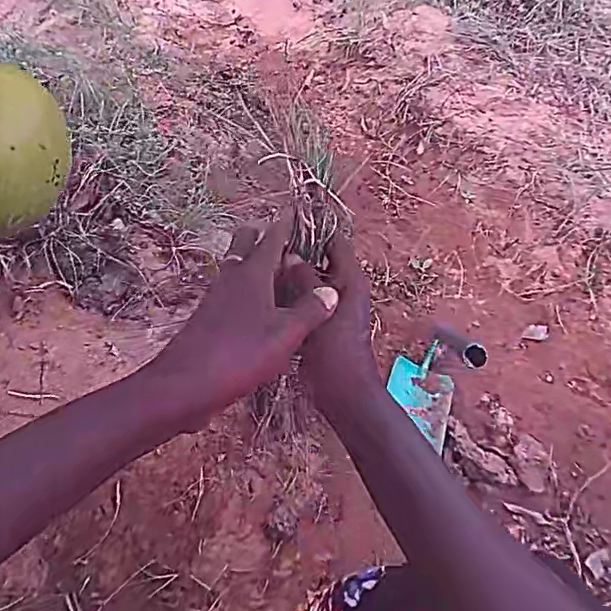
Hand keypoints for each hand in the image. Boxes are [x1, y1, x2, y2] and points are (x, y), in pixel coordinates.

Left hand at [142, 213, 337, 425]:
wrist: (185, 384)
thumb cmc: (239, 353)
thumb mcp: (285, 334)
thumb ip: (309, 311)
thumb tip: (330, 291)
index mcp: (252, 275)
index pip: (272, 239)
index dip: (285, 224)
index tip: (295, 211)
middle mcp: (231, 279)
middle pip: (244, 246)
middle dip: (260, 235)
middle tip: (279, 234)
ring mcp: (216, 298)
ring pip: (236, 268)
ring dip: (253, 263)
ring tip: (275, 269)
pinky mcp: (208, 319)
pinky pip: (231, 292)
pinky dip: (246, 289)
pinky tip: (256, 307)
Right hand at [277, 230, 380, 413]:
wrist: (342, 391)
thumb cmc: (336, 350)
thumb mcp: (320, 310)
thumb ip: (306, 280)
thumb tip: (290, 256)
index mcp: (350, 281)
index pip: (336, 243)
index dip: (316, 229)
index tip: (289, 219)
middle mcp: (341, 289)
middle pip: (318, 260)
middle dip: (297, 250)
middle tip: (266, 240)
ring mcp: (327, 307)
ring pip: (306, 281)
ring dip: (288, 273)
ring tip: (260, 260)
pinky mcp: (315, 323)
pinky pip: (299, 300)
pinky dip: (286, 294)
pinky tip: (263, 290)